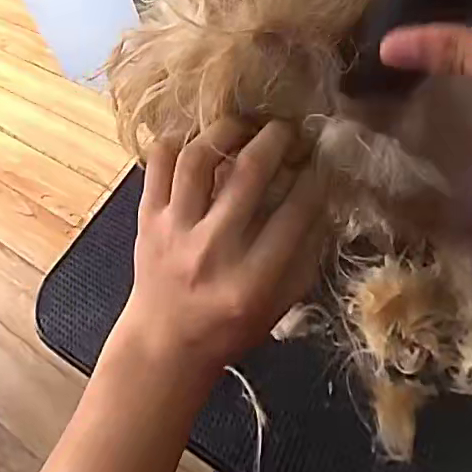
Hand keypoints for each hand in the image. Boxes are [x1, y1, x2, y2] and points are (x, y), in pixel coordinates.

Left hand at [114, 119, 328, 383]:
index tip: (322, 158)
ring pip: (199, 158)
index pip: (295, 211)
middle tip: (289, 128)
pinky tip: (201, 138)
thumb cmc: (231, 326)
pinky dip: (179, 140)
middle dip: (278, 138)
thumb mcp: (281, 303)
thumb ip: (307, 252)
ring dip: (228, 130)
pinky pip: (158, 163)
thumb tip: (325, 193)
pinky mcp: (146, 218)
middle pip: (249, 172)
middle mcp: (211, 250)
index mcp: (251, 280)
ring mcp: (173, 230)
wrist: (162, 347)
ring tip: (246, 124)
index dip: (316, 176)